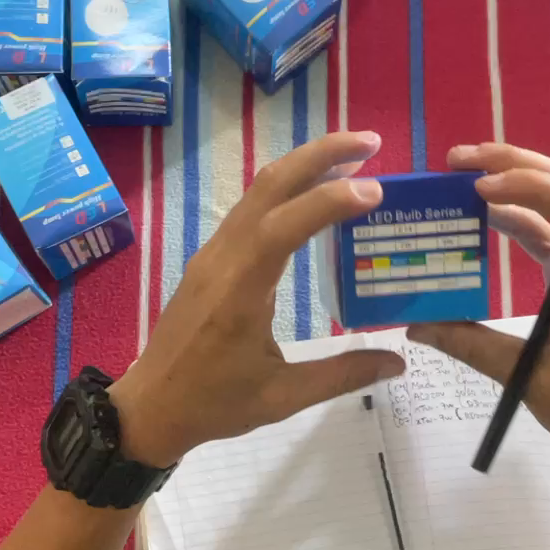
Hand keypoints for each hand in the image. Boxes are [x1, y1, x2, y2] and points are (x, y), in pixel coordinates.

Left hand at [111, 131, 406, 466]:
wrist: (150, 408)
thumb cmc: (212, 404)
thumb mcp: (281, 396)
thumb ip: (342, 375)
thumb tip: (398, 361)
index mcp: (239, 291)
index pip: (284, 226)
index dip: (329, 200)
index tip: (375, 188)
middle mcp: (222, 260)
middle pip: (268, 186)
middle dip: (319, 155)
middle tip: (371, 142)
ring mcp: (211, 256)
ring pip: (256, 193)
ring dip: (301, 168)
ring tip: (351, 159)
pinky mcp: (209, 261)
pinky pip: (248, 212)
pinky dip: (284, 192)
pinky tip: (310, 198)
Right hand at [408, 143, 549, 455]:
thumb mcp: (526, 376)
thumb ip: (470, 344)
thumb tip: (414, 324)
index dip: (533, 188)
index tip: (479, 188)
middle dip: (519, 165)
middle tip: (461, 160)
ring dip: (518, 180)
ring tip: (465, 173)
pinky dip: (521, 214)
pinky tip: (484, 209)